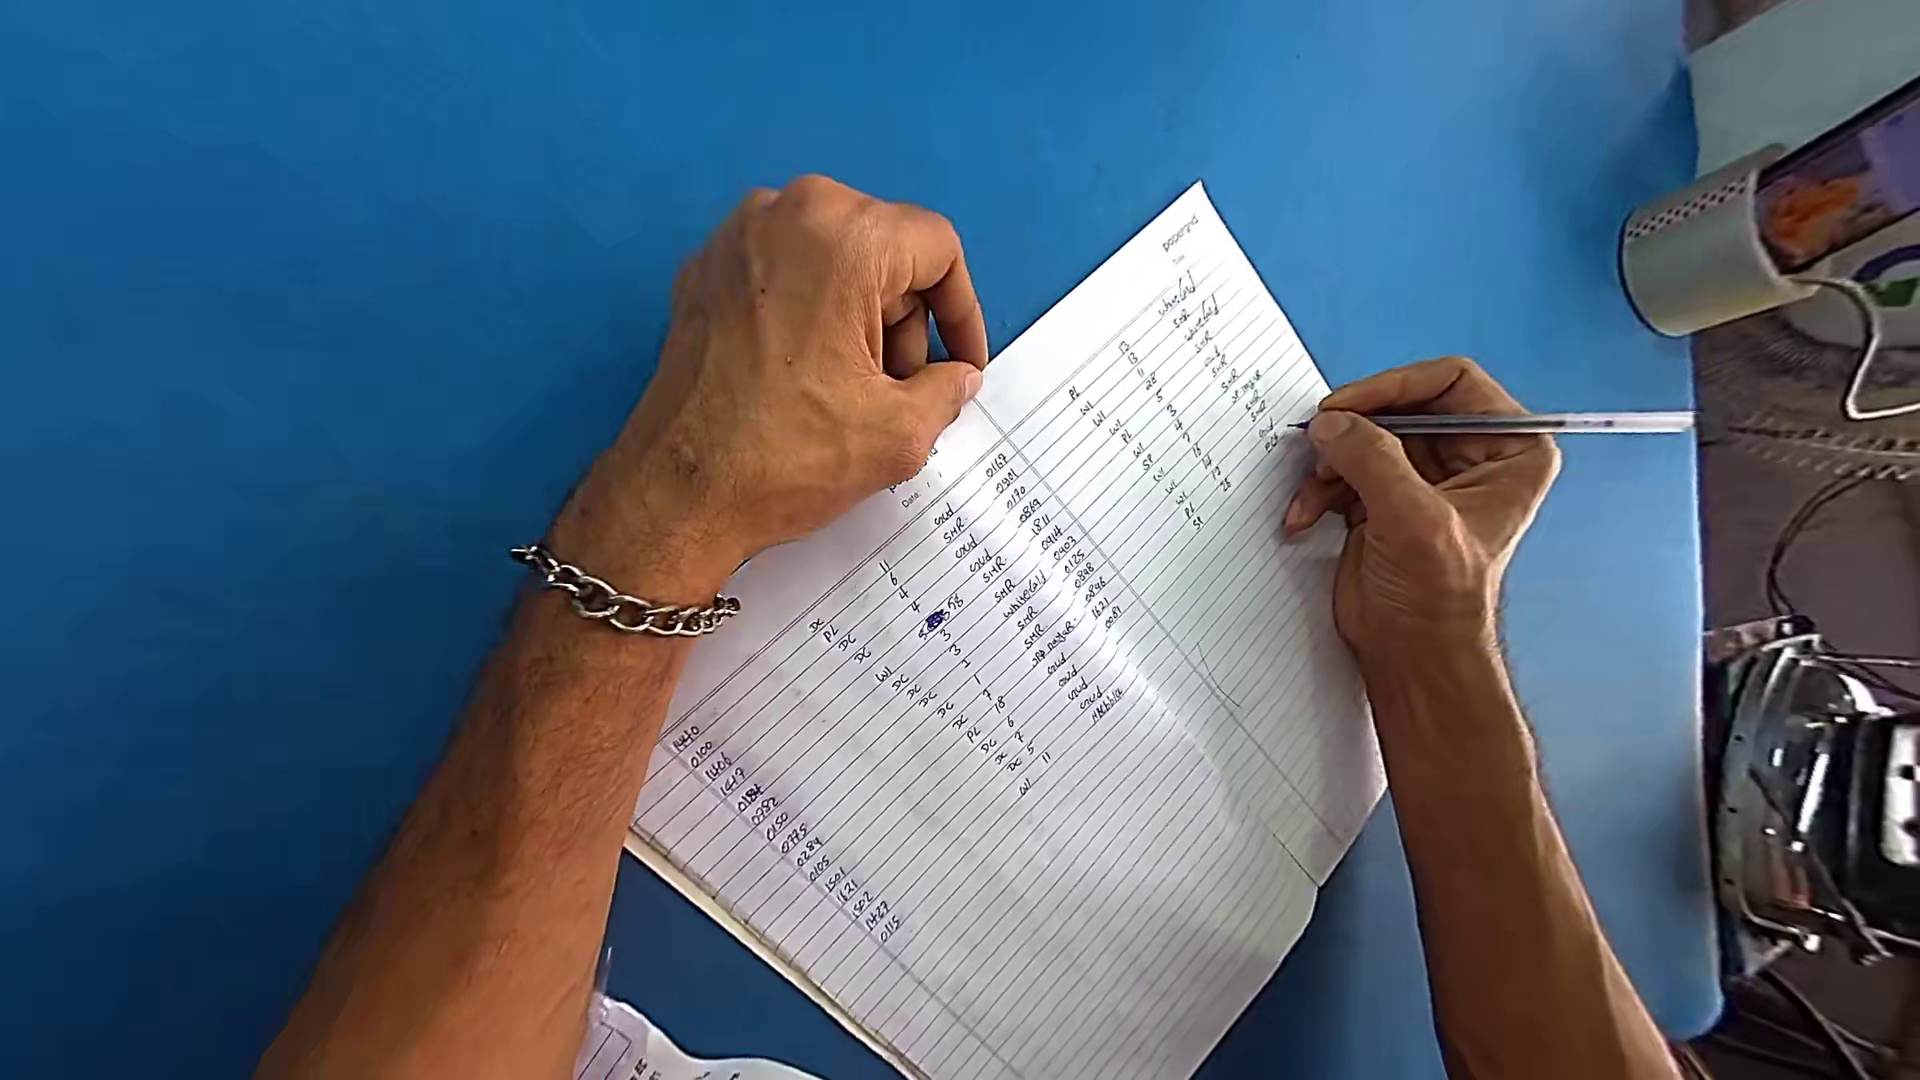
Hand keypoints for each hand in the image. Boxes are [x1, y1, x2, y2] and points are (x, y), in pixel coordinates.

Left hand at [550, 176, 989, 599]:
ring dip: (864, 326)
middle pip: (886, 255)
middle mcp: (783, 211)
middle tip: (901, 396)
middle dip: (909, 327)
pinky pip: (789, 280)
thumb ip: (949, 391)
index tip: (962, 367)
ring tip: (853, 397)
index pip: (937, 248)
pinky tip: (810, 382)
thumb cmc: (791, 458)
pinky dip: (817, 320)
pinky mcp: (703, 274)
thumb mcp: (899, 433)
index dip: (964, 312)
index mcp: (841, 236)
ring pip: (837, 265)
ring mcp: (733, 239)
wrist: (677, 495)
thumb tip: (961, 375)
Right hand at [1281, 358, 1559, 660]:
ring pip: (1359, 441)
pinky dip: (1315, 491)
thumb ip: (1372, 461)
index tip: (1344, 407)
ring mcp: (1416, 478)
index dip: (1393, 387)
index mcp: (1505, 448)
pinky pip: (1339, 472)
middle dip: (1351, 433)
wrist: (1409, 647)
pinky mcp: (1377, 499)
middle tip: (1317, 445)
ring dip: (1326, 468)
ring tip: (1311, 495)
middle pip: (1395, 410)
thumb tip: (1328, 423)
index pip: (1450, 383)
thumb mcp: (1412, 519)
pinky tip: (1304, 516)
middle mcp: (1463, 456)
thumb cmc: (1436, 592)